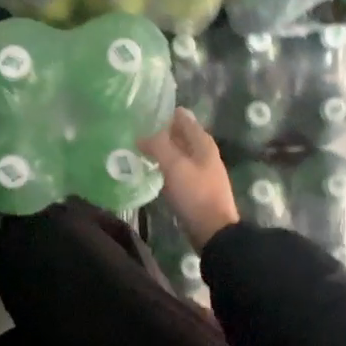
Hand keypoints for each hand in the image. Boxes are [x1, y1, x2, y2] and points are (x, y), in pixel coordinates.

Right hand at [138, 108, 238, 248]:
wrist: (213, 231)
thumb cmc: (195, 194)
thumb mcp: (175, 166)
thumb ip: (158, 145)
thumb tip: (142, 134)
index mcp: (202, 143)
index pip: (182, 118)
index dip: (163, 113)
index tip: (141, 113)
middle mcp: (203, 153)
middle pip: (179, 135)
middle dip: (159, 132)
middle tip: (133, 131)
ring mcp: (200, 171)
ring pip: (176, 153)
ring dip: (160, 150)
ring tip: (135, 149)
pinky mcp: (194, 188)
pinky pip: (176, 170)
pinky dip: (163, 166)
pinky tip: (149, 170)